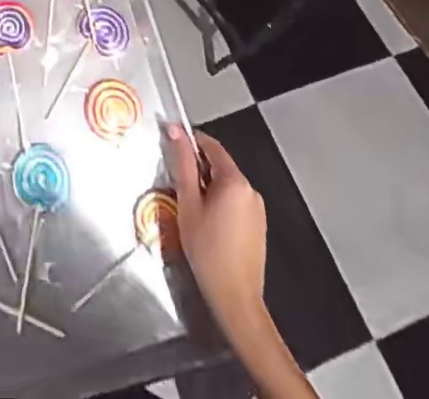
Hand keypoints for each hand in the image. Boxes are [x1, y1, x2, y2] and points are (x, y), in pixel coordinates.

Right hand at [164, 123, 267, 333]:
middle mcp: (251, 190)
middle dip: (196, 169)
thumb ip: (183, 164)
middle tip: (174, 182)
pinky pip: (234, 202)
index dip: (190, 141)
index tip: (170, 144)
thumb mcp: (187, 202)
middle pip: (219, 166)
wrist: (234, 296)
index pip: (211, 146)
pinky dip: (218, 202)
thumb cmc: (206, 248)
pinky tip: (204, 222)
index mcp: (235, 181)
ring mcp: (257, 209)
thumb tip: (175, 131)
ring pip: (226, 186)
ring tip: (186, 205)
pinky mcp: (257, 225)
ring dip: (206, 187)